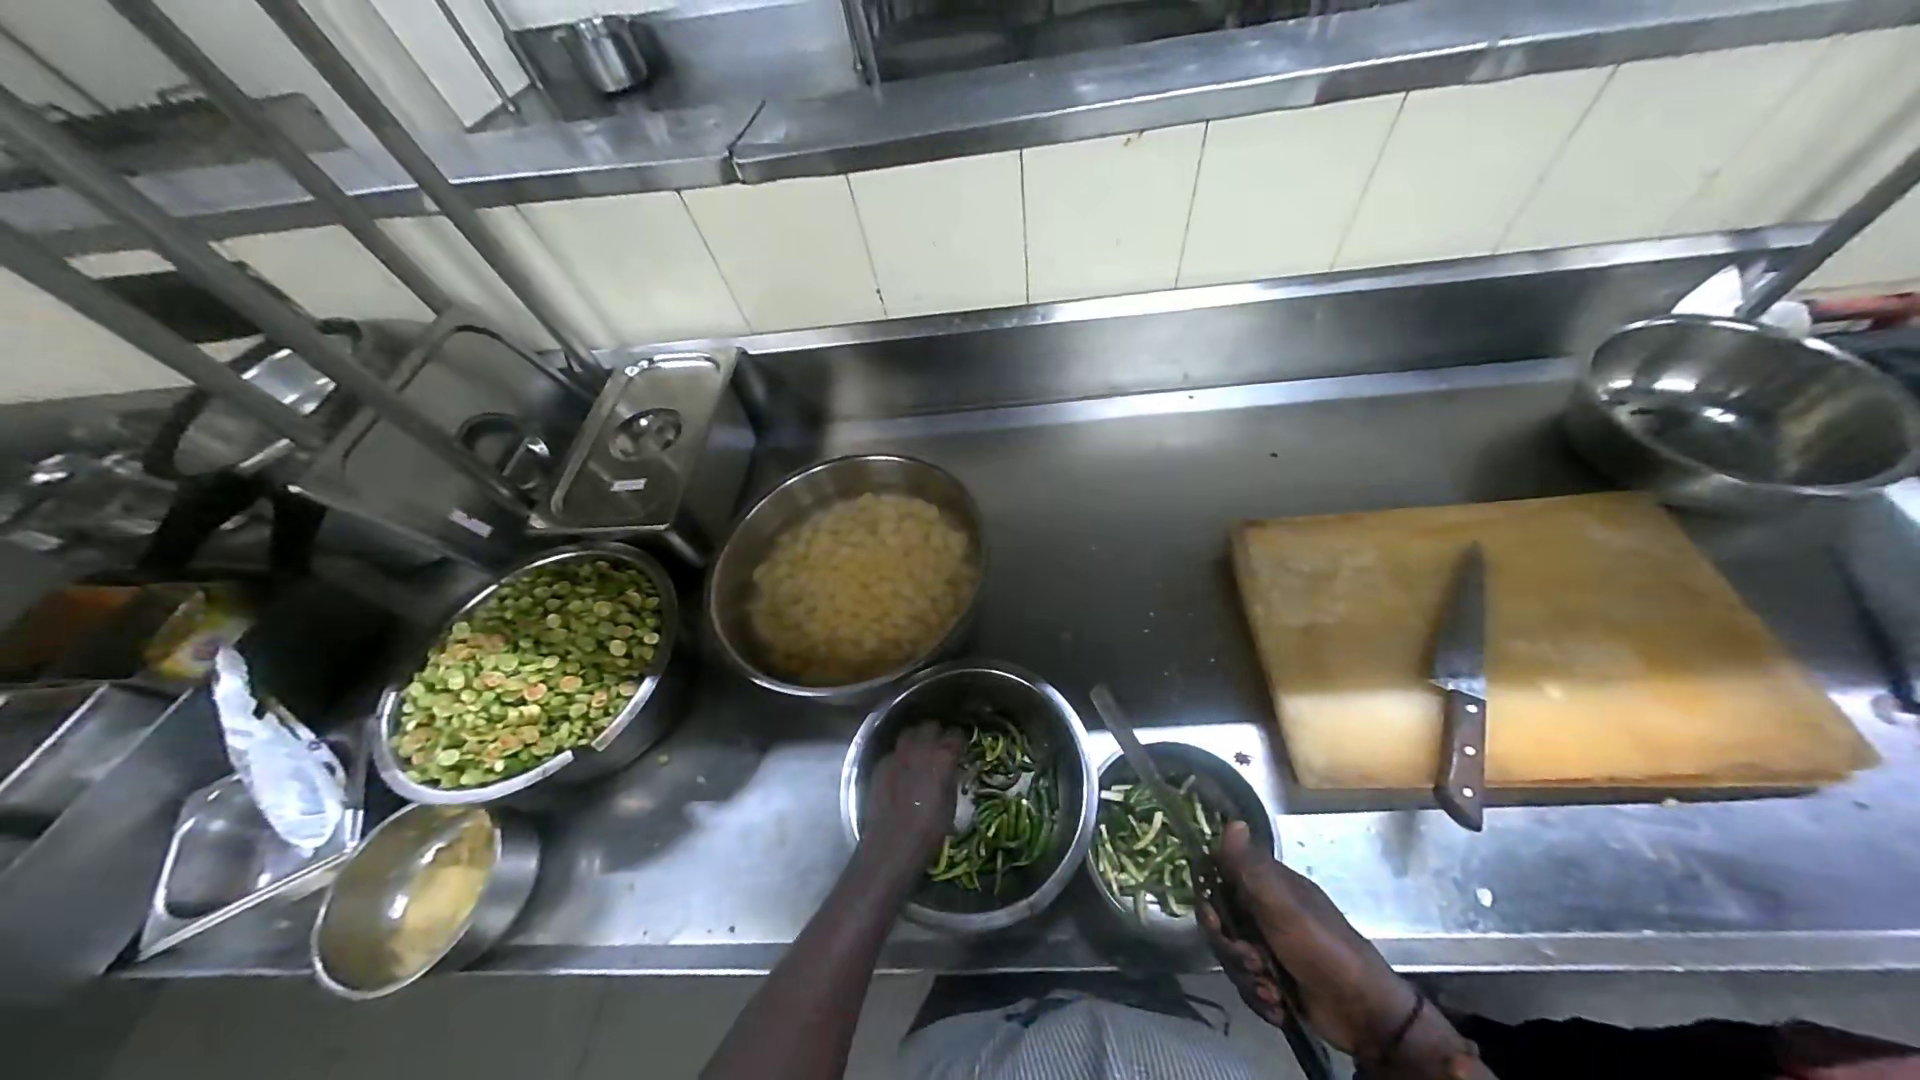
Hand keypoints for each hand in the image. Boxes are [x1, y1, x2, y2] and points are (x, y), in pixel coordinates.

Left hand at [861, 721, 963, 871]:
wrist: (892, 846)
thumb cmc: (930, 831)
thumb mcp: (951, 804)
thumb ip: (950, 778)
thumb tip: (950, 770)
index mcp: (943, 757)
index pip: (955, 734)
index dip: (959, 740)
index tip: (960, 748)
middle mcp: (920, 749)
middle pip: (930, 726)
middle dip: (937, 734)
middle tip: (940, 747)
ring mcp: (896, 755)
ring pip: (909, 733)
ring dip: (917, 739)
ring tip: (920, 752)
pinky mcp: (880, 765)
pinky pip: (893, 752)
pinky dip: (900, 756)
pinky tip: (901, 771)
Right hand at [1200, 821, 1416, 1056]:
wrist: (1366, 1015)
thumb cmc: (1324, 950)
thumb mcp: (1284, 907)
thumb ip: (1252, 869)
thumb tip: (1232, 822)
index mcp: (1268, 886)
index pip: (1221, 879)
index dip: (1209, 898)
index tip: (1213, 918)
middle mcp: (1264, 913)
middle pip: (1220, 924)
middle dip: (1231, 948)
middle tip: (1253, 960)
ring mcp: (1268, 947)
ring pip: (1230, 957)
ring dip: (1247, 977)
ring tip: (1272, 990)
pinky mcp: (1273, 980)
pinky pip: (1245, 985)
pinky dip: (1260, 998)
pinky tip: (1279, 1005)